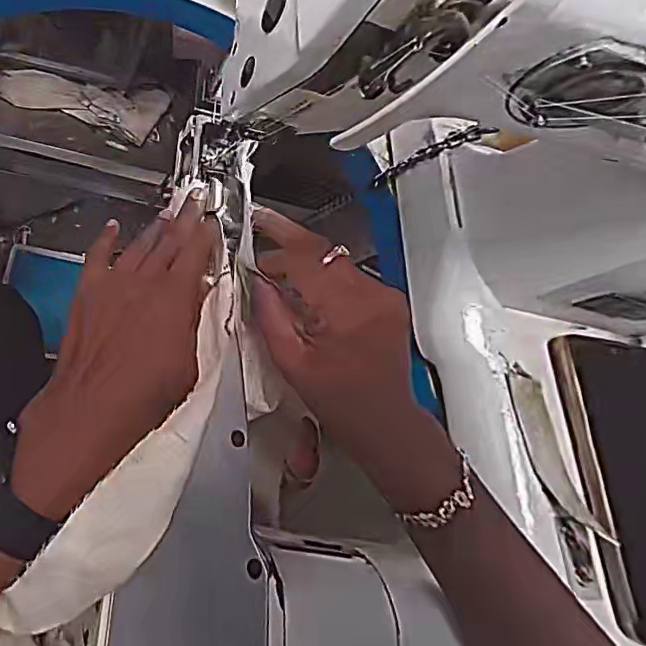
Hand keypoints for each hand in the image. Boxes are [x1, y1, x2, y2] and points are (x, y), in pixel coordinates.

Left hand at [12, 195, 219, 520]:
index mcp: (175, 296)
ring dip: (155, 228)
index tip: (211, 222)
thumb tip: (197, 303)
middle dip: (185, 219)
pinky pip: (98, 256)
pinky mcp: (89, 292)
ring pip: (139, 245)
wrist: (91, 406)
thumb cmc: (141, 394)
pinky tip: (112, 229)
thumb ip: (193, 324)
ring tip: (167, 214)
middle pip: (170, 240)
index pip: (196, 252)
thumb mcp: (188, 363)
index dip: (206, 234)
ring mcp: (114, 284)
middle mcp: (144, 282)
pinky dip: (106, 239)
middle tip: (193, 201)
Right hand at [249, 206, 455, 511]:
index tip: (256, 223)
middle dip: (287, 250)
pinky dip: (325, 280)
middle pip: (322, 252)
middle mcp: (372, 295)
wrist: (387, 422)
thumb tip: (256, 281)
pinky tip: (307, 297)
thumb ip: (271, 316)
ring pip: (335, 262)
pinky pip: (349, 276)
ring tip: (278, 281)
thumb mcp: (293, 363)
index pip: (307, 256)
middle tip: (259, 252)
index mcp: (347, 310)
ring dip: (305, 266)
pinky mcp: (389, 299)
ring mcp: (384, 295)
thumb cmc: (344, 403)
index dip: (277, 238)